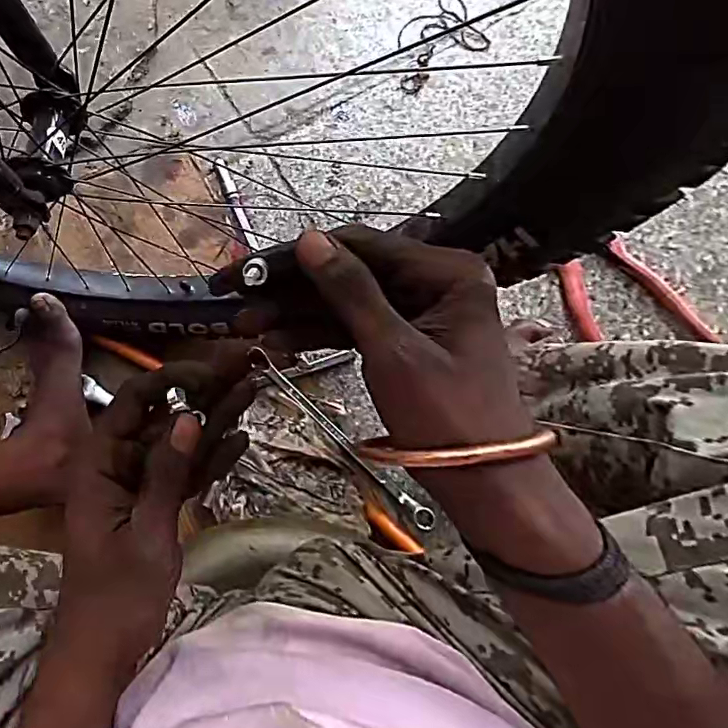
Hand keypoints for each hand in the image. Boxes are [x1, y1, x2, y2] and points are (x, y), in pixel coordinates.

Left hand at [56, 358, 253, 670]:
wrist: (102, 654)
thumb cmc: (115, 597)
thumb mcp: (145, 533)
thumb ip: (166, 474)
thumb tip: (187, 418)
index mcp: (99, 461)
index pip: (134, 401)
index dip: (171, 379)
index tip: (210, 372)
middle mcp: (117, 463)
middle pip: (163, 418)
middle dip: (202, 395)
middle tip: (242, 370)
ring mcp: (137, 484)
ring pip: (178, 443)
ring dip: (212, 421)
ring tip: (249, 391)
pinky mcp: (154, 504)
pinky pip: (183, 473)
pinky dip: (209, 459)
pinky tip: (238, 438)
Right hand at [239, 225, 534, 450]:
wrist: (486, 487)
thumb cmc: (449, 417)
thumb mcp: (393, 349)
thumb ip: (350, 290)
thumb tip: (309, 239)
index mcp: (446, 272)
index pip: (361, 246)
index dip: (302, 256)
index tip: (253, 267)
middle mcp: (432, 282)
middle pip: (348, 272)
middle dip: (293, 289)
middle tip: (241, 297)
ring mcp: (416, 310)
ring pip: (343, 300)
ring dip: (296, 313)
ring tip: (248, 322)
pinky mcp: (401, 337)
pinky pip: (352, 325)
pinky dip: (317, 333)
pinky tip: (276, 338)